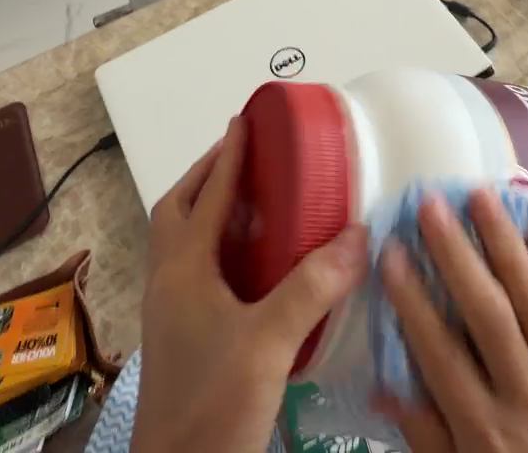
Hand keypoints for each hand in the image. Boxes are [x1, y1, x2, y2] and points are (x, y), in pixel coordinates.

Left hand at [131, 118, 368, 452]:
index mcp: (183, 271)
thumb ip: (311, 289)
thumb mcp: (267, 344)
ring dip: (209, 207)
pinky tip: (255, 260)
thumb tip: (358, 235)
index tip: (247, 121)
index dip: (228, 157)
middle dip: (207, 175)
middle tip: (244, 156)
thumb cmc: (213, 405)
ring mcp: (172, 310)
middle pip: (178, 210)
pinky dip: (220, 244)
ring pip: (182, 239)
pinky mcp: (183, 333)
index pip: (206, 198)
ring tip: (252, 197)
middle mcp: (170, 281)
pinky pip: (196, 267)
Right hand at [377, 189, 527, 452]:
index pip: (441, 354)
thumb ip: (425, 434)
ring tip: (483, 197)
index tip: (390, 252)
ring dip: (508, 244)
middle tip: (432, 206)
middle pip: (490, 315)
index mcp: (483, 429)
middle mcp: (525, 396)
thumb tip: (383, 383)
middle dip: (458, 256)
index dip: (412, 301)